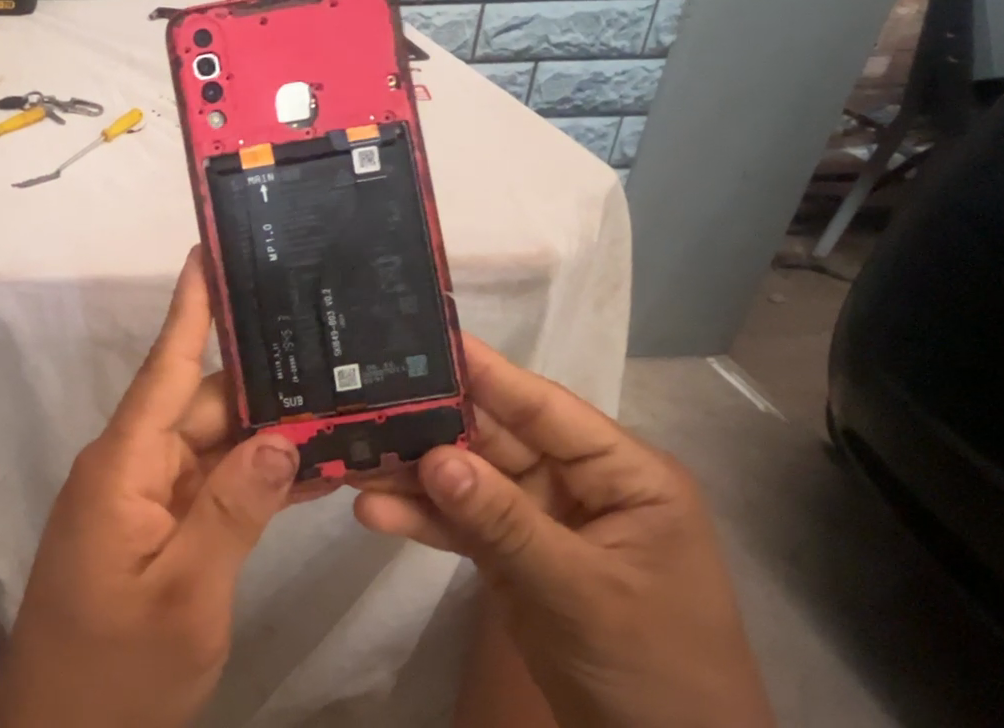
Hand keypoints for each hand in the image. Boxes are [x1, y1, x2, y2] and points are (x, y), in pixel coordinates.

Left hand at [0, 249, 308, 727]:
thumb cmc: (114, 669)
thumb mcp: (185, 594)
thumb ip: (233, 510)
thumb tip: (281, 435)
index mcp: (124, 465)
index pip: (165, 367)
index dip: (191, 308)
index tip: (210, 249)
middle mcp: (132, 467)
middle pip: (205, 406)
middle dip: (267, 384)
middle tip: (337, 353)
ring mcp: (144, 500)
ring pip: (215, 447)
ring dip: (272, 435)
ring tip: (347, 405)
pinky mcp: (156, 530)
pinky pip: (212, 489)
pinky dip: (256, 480)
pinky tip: (315, 470)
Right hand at [353, 335, 772, 727]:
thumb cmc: (655, 665)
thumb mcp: (582, 590)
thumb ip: (505, 521)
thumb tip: (433, 458)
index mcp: (622, 474)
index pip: (543, 408)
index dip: (484, 373)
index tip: (422, 337)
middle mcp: (576, 484)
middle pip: (492, 439)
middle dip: (427, 426)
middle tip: (357, 399)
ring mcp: (539, 521)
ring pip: (465, 481)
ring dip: (411, 475)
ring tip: (348, 459)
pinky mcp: (510, 557)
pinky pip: (459, 525)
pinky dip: (419, 520)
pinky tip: (372, 512)